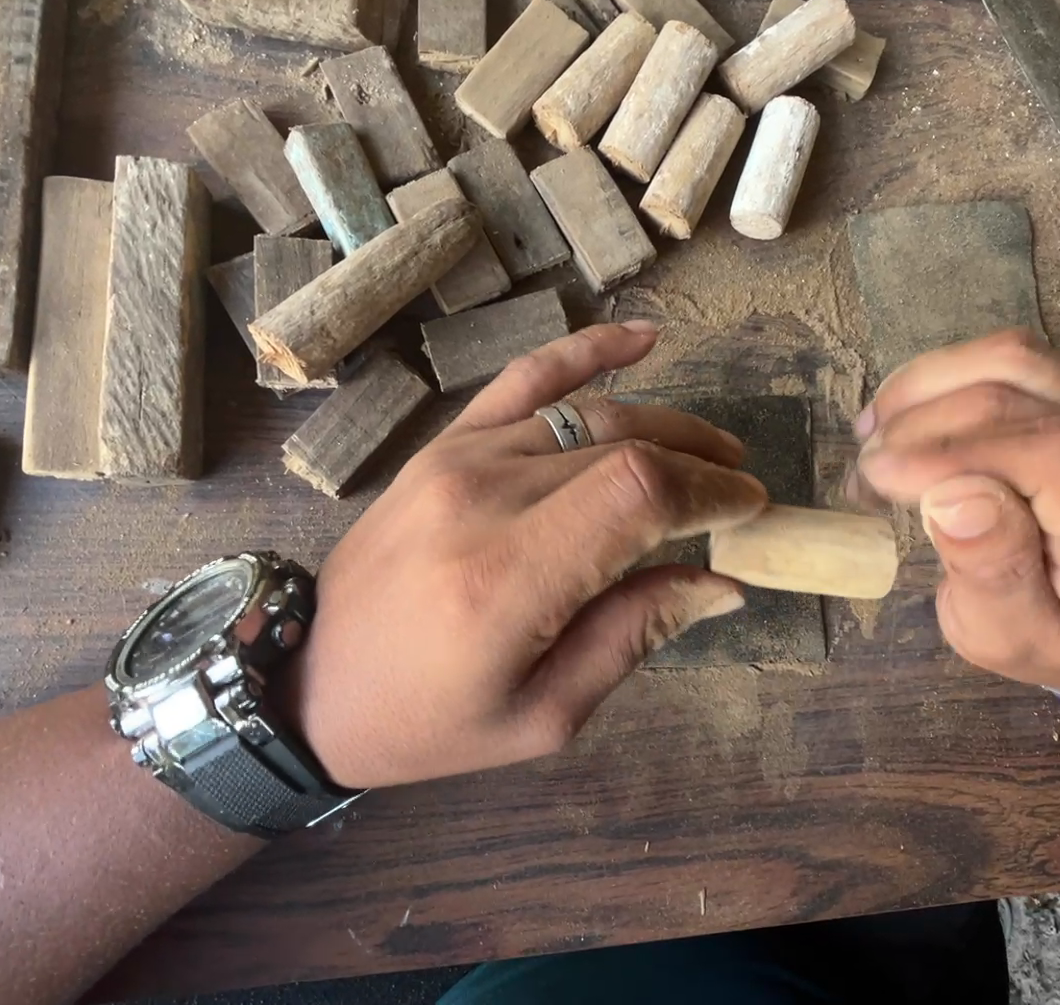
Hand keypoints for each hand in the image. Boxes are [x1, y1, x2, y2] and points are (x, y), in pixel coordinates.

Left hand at [287, 322, 768, 787]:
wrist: (312, 683)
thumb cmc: (429, 721)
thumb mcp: (544, 713)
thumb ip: (634, 634)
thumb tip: (722, 582)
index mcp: (508, 577)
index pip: (638, 494)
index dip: (708, 492)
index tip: (747, 511)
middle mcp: (484, 497)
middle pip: (623, 445)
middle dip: (698, 461)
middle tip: (739, 488)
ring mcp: (457, 458)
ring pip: (589, 413)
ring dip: (664, 424)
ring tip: (712, 448)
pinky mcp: (443, 445)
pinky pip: (524, 379)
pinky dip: (586, 351)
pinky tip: (642, 338)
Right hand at [848, 330, 1059, 691]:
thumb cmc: (1057, 644)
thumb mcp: (1010, 640)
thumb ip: (991, 574)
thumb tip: (949, 495)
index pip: (1053, 452)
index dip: (954, 449)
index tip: (878, 476)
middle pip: (1026, 393)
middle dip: (924, 423)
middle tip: (865, 472)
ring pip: (1016, 359)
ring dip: (926, 387)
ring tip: (875, 436)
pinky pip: (1011, 361)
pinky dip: (941, 379)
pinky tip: (901, 416)